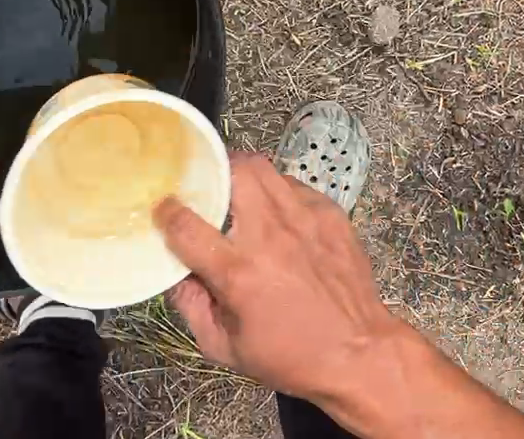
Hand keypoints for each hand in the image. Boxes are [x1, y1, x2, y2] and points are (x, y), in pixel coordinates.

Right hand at [155, 154, 417, 404]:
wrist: (359, 350)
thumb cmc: (291, 355)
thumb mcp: (226, 348)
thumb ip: (192, 306)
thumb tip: (177, 271)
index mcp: (240, 273)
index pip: (188, 227)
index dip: (168, 212)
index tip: (164, 208)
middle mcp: (271, 234)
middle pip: (235, 171)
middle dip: (214, 170)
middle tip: (209, 184)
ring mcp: (304, 217)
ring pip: (265, 168)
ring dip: (245, 175)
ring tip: (241, 193)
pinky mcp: (330, 212)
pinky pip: (294, 185)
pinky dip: (279, 192)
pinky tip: (280, 215)